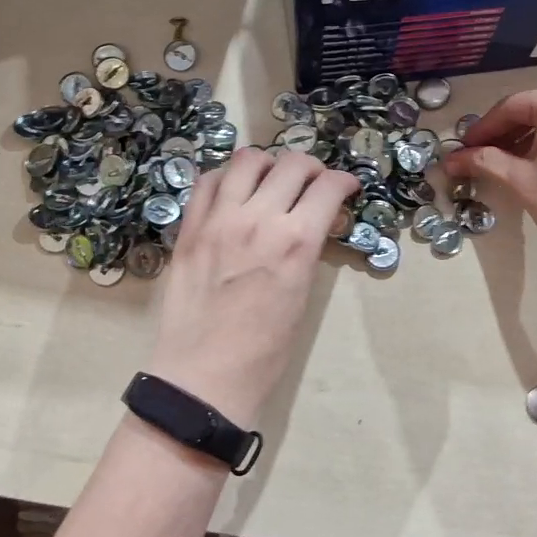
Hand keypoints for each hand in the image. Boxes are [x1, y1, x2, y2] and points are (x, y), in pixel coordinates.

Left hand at [145, 148, 357, 426]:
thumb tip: (314, 225)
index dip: (344, 181)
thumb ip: (307, 252)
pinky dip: (228, 178)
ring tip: (271, 181)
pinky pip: (208, 182)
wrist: (205, 376)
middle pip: (293, 164)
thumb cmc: (265, 351)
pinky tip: (235, 192)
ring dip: (269, 164)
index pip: (328, 187)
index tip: (347, 188)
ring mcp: (219, 220)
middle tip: (314, 183)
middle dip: (313, 168)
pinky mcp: (190, 229)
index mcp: (297, 242)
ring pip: (248, 160)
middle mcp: (260, 219)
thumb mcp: (302, 297)